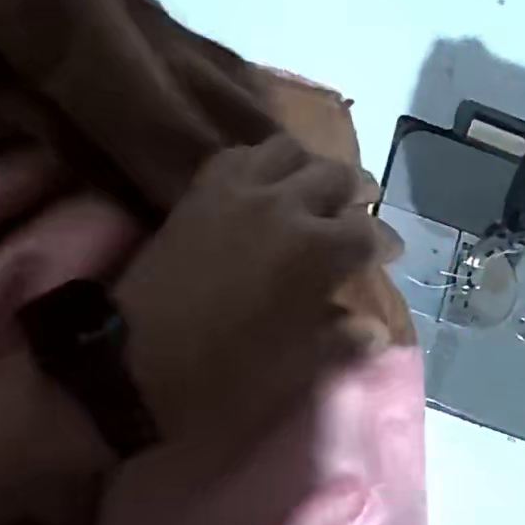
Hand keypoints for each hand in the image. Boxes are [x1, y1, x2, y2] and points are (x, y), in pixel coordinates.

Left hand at [113, 134, 398, 435]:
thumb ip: (339, 340)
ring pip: (288, 150)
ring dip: (310, 167)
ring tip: (313, 192)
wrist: (135, 362)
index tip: (389, 255)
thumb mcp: (293, 365)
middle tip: (358, 216)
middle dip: (356, 194)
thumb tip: (375, 331)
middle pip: (334, 175)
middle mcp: (282, 205)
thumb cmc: (225, 374)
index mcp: (314, 250)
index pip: (366, 232)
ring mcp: (237, 191)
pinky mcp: (200, 191)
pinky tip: (266, 185)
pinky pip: (240, 155)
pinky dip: (263, 162)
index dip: (383, 243)